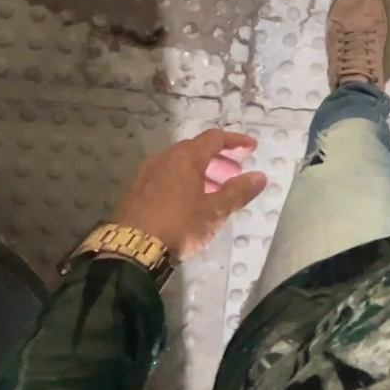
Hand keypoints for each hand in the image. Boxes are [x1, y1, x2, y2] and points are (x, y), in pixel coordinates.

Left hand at [109, 129, 267, 260]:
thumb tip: (259, 176)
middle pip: (196, 150)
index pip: (215, 138)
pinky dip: (184, 182)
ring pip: (180, 165)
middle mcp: (164, 159)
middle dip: (219, 159)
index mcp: (185, 158)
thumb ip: (238, 191)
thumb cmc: (178, 225)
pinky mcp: (135, 192)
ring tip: (215, 191)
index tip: (252, 148)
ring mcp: (146, 175)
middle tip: (235, 173)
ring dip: (201, 172)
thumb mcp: (215, 211)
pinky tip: (190, 202)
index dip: (236, 141)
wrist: (130, 252)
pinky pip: (166, 177)